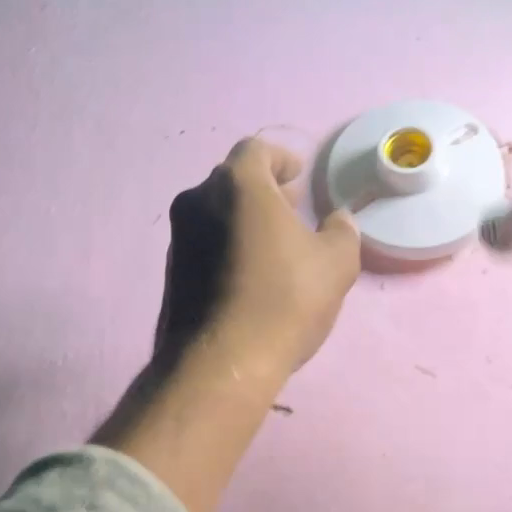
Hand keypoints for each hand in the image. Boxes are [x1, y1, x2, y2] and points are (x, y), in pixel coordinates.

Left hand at [90, 138, 360, 511]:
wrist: (219, 362)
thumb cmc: (283, 299)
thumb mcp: (335, 264)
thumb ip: (341, 231)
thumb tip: (338, 220)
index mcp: (237, 183)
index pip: (256, 150)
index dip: (281, 158)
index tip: (298, 176)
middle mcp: (198, 198)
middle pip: (233, 178)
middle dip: (264, 188)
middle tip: (292, 208)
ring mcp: (179, 234)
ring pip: (215, 209)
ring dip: (244, 217)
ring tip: (274, 244)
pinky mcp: (171, 268)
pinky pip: (203, 240)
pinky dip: (226, 242)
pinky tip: (249, 273)